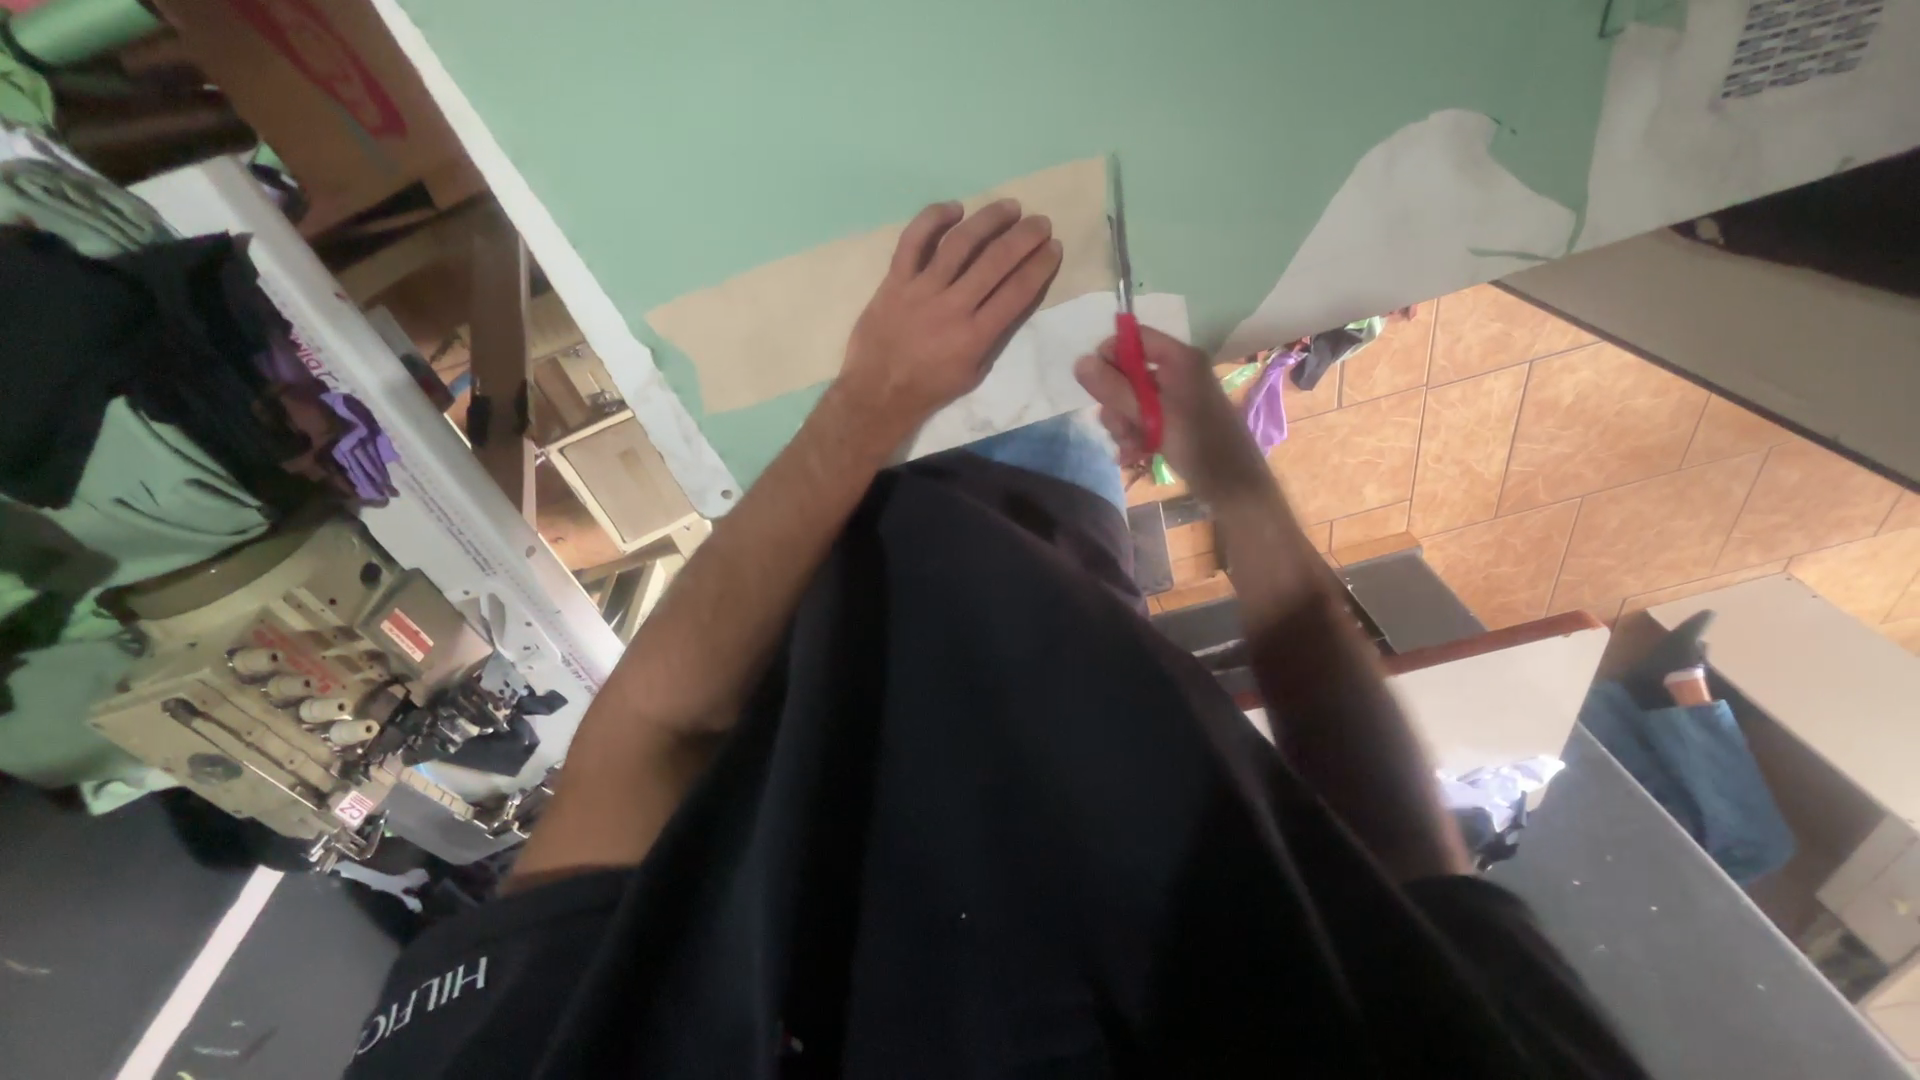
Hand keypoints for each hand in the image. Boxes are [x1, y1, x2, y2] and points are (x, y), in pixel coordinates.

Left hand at [836, 199, 1062, 429]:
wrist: (878, 393)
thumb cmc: (930, 388)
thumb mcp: (974, 372)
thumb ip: (993, 336)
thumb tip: (1012, 299)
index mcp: (975, 335)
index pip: (1018, 290)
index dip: (1040, 265)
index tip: (1053, 247)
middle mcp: (952, 307)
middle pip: (996, 260)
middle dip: (1024, 237)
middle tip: (1040, 222)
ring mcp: (921, 290)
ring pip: (959, 243)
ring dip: (988, 219)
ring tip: (1009, 207)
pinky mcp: (895, 281)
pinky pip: (913, 241)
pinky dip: (932, 219)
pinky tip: (954, 209)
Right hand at [1074, 326, 1272, 504]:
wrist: (1234, 485)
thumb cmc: (1197, 445)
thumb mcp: (1151, 417)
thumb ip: (1115, 389)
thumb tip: (1080, 362)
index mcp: (1180, 359)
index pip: (1135, 337)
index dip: (1110, 356)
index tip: (1095, 385)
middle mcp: (1178, 371)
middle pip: (1129, 372)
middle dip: (1116, 402)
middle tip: (1119, 427)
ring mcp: (1177, 396)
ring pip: (1132, 399)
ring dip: (1123, 424)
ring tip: (1130, 448)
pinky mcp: (1175, 419)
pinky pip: (1143, 417)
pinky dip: (1135, 434)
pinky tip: (1134, 455)